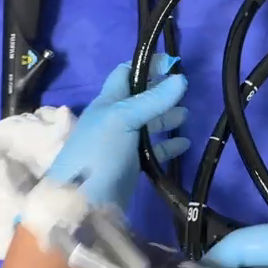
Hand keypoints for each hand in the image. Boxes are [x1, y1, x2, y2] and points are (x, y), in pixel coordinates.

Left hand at [43, 57, 187, 212]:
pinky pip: (154, 151)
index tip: (173, 63)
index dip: (147, 65)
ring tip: (186, 116)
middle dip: (161, 92)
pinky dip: (168, 145)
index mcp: (107, 102)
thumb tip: (181, 78)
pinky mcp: (132, 167)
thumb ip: (152, 100)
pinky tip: (184, 143)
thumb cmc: (98, 154)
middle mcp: (114, 120)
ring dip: (167, 117)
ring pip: (149, 125)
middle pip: (140, 99)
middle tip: (186, 91)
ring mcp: (122, 144)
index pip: (125, 74)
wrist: (82, 204)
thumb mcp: (123, 119)